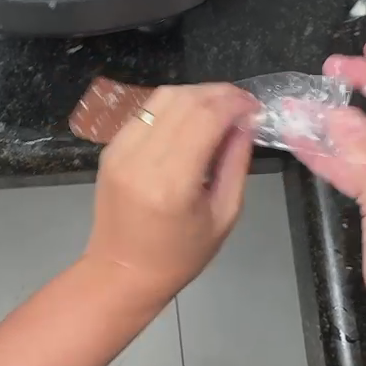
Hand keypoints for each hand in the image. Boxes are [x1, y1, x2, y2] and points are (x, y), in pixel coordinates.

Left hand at [85, 83, 256, 301]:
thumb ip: (236, 163)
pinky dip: (173, 107)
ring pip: (162, 98)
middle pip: (183, 100)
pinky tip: (191, 119)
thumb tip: (247, 122)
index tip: (254, 106)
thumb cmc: (179, 255)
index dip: (234, 102)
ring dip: (196, 94)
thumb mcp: (223, 215)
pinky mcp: (110, 149)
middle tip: (242, 103)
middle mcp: (141, 158)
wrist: (121, 271)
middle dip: (218, 93)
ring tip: (220, 107)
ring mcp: (119, 150)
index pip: (205, 118)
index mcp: (171, 182)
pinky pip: (145, 112)